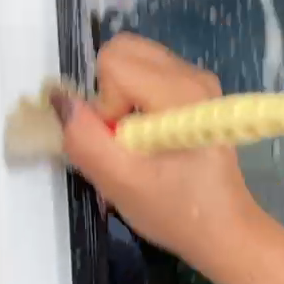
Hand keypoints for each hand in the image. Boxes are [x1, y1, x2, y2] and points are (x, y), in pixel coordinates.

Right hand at [57, 34, 265, 268]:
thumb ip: (84, 139)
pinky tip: (152, 143)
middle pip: (123, 51)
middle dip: (110, 95)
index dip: (104, 104)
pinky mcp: (198, 94)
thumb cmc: (176, 212)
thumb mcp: (120, 184)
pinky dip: (137, 105)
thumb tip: (60, 100)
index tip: (122, 144)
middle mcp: (193, 74)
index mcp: (181, 90)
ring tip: (139, 146)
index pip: (113, 61)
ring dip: (122, 102)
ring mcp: (199, 82)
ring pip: (134, 64)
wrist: (223, 232)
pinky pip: (148, 78)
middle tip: (125, 142)